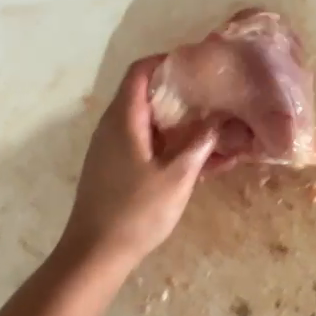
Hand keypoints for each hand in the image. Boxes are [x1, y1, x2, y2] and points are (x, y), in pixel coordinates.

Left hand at [58, 56, 217, 270]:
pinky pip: (148, 145)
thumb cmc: (136, 211)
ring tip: (217, 128)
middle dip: (183, 94)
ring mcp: (113, 149)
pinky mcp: (117, 169)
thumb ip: (199, 143)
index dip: (168, 61)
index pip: (141, 72)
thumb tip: (219, 118)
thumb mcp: (177, 176)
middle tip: (217, 96)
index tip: (200, 65)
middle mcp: (114, 127)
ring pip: (150, 123)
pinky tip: (202, 160)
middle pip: (147, 95)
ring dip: (182, 123)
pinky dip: (172, 145)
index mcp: (124, 119)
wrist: (95, 254)